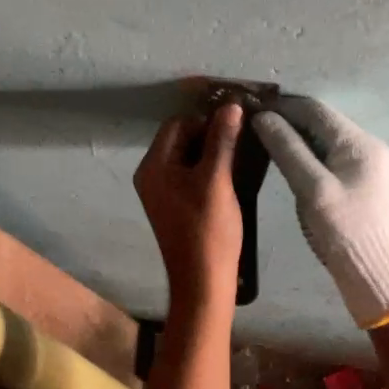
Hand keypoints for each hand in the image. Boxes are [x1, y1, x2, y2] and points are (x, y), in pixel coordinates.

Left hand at [133, 103, 244, 305]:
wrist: (202, 283)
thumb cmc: (208, 229)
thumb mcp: (217, 179)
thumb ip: (222, 140)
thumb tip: (230, 105)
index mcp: (153, 164)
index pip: (176, 123)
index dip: (204, 119)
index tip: (233, 125)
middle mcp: (150, 174)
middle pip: (179, 138)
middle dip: (207, 134)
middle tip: (238, 138)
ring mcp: (159, 191)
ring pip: (185, 156)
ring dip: (209, 151)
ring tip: (237, 155)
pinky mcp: (172, 204)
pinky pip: (186, 174)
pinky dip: (205, 168)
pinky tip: (227, 175)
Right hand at [253, 96, 388, 328]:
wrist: (378, 280)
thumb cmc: (344, 232)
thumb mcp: (312, 188)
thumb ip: (287, 148)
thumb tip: (262, 116)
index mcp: (360, 143)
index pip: (315, 109)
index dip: (281, 106)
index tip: (251, 109)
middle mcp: (368, 147)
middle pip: (320, 122)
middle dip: (287, 120)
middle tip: (253, 126)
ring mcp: (367, 166)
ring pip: (324, 139)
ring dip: (295, 137)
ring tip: (264, 142)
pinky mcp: (362, 184)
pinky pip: (329, 156)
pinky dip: (306, 154)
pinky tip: (287, 163)